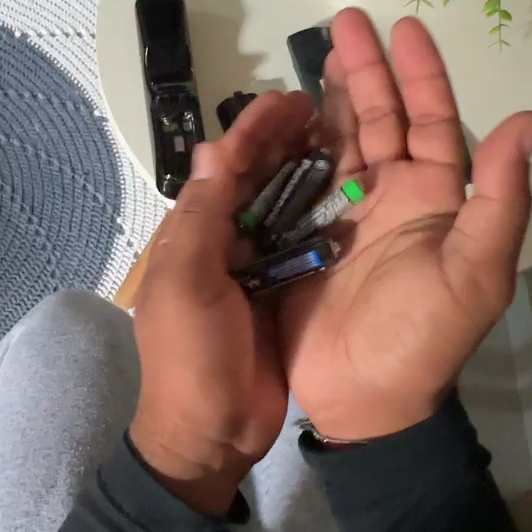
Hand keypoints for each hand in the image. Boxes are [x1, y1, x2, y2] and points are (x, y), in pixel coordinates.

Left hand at [130, 90, 315, 513]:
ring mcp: (249, 269)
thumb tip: (213, 149)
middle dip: (279, 141)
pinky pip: (297, 241)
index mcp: (189, 237)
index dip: (251, 132)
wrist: (213, 431)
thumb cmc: (192, 357)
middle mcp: (217, 244)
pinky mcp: (278, 292)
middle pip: (249, 180)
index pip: (221, 170)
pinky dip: (316, 213)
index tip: (289, 101)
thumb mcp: (187, 285)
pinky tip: (345, 193)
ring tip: (338, 137)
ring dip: (300, 169)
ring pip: (275, 205)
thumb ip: (200, 219)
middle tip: (320, 108)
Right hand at [279, 9, 531, 440]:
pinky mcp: (302, 237)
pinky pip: (296, 182)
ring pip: (339, 143)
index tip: (402, 27)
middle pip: (381, 119)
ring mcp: (343, 217)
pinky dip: (290, 149)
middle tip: (342, 23)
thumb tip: (525, 120)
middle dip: (366, 71)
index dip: (419, 73)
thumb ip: (499, 198)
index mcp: (435, 198)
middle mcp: (392, 197)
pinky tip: (279, 121)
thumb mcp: (475, 271)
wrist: (364, 398)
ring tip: (313, 60)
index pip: (430, 120)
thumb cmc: (421, 337)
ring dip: (330, 101)